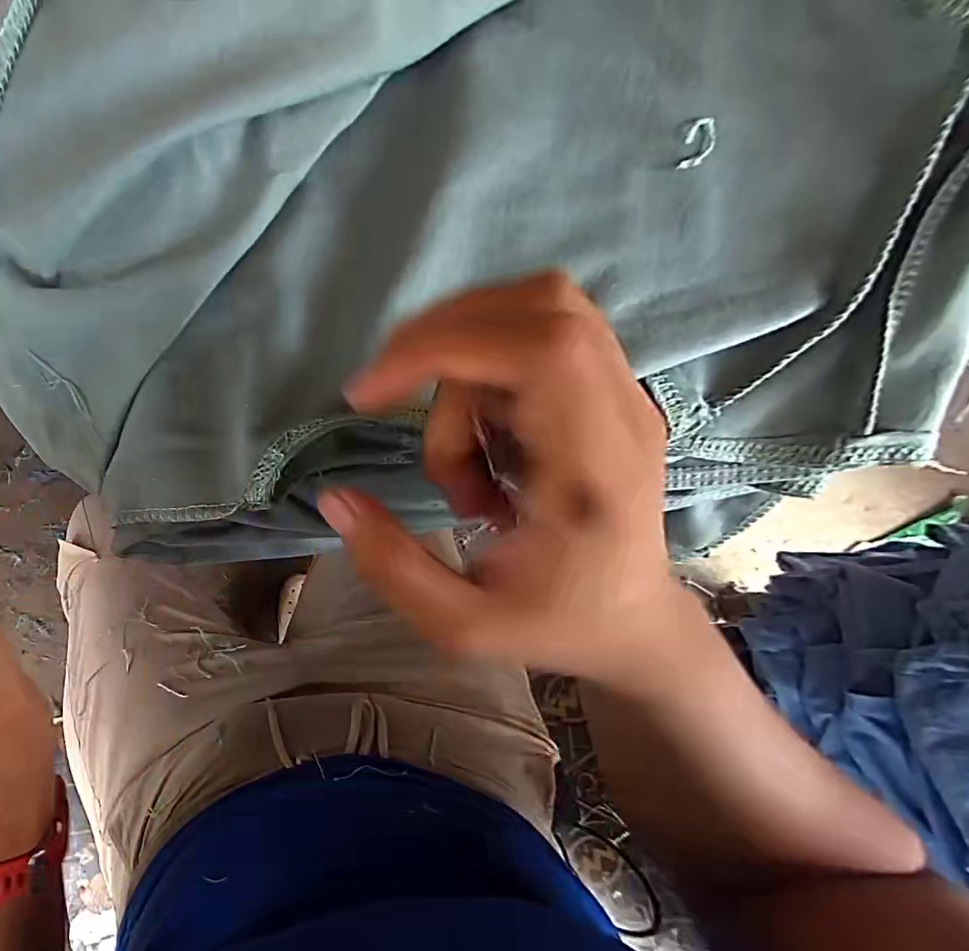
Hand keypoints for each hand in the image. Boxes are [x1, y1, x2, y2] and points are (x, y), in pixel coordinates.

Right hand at [320, 270, 699, 691]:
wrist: (635, 623)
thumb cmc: (555, 626)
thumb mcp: (459, 624)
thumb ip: (390, 565)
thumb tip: (333, 497)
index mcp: (595, 469)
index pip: (539, 350)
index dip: (441, 346)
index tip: (368, 394)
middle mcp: (619, 412)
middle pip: (534, 307)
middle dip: (437, 342)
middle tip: (383, 400)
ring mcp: (619, 394)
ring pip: (526, 316)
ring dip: (455, 375)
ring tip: (454, 467)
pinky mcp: (602, 390)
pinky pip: (528, 338)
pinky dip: (475, 373)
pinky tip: (473, 447)